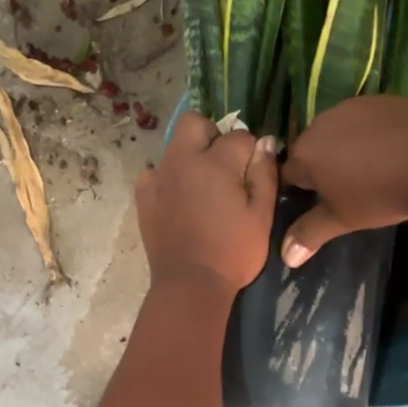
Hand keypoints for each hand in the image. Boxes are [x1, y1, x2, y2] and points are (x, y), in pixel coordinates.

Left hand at [136, 112, 279, 295]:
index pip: (239, 135)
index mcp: (216, 162)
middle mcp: (183, 160)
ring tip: (201, 183)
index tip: (253, 171)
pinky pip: (153, 171)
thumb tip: (264, 142)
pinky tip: (176, 197)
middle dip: (211, 135)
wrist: (189, 284)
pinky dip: (166, 177)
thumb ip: (264, 174)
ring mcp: (159, 176)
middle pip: (195, 123)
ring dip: (189, 155)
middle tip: (222, 164)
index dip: (251, 151)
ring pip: (173, 145)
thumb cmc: (233, 253)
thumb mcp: (261, 216)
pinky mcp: (143, 195)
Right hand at [279, 96, 407, 266]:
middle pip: (312, 149)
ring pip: (337, 131)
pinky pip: (364, 119)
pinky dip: (370, 133)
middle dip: (322, 167)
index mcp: (304, 154)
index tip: (319, 205)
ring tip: (371, 168)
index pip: (287, 175)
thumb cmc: (381, 194)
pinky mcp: (380, 99)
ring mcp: (351, 107)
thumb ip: (310, 234)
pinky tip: (390, 149)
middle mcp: (320, 124)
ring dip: (345, 147)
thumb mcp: (343, 220)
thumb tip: (287, 257)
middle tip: (346, 189)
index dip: (300, 192)